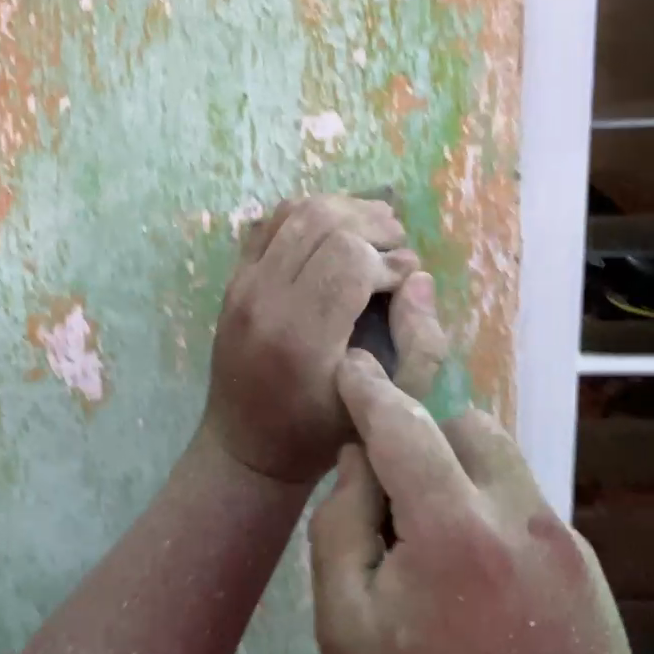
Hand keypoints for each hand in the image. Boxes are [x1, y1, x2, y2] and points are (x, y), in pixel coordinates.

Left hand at [201, 196, 430, 483]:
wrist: (247, 444)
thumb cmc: (322, 432)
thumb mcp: (389, 406)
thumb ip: (421, 343)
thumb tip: (417, 274)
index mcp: (302, 336)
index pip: (348, 258)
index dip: (388, 257)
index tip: (406, 275)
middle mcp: (264, 299)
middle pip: (321, 222)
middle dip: (371, 223)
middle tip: (397, 243)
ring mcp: (242, 284)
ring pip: (294, 211)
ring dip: (342, 210)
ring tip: (374, 230)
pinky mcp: (233, 278)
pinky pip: (270, 222)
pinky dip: (308, 213)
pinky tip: (336, 231)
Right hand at [310, 353, 633, 653]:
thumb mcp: (346, 624)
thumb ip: (339, 525)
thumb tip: (361, 459)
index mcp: (456, 529)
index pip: (402, 424)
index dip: (369, 387)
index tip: (352, 361)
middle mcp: (521, 518)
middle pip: (466, 425)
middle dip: (424, 433)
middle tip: (395, 484)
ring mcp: (565, 544)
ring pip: (504, 459)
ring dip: (462, 467)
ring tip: (438, 531)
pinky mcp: (588, 571)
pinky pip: (527, 505)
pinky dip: (493, 508)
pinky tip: (479, 571)